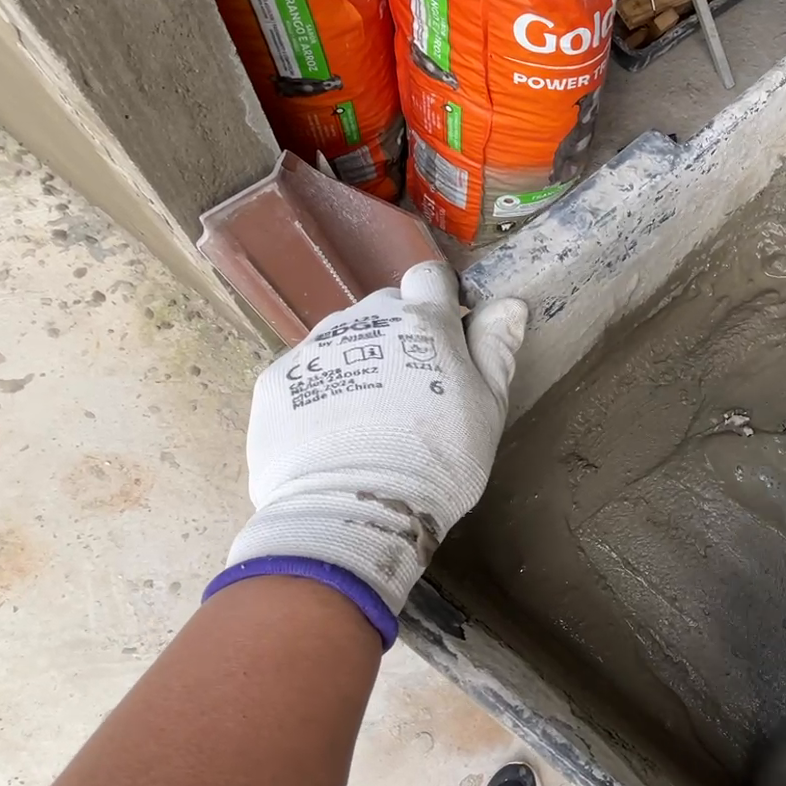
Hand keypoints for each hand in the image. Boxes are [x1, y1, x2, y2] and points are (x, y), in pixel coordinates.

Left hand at [214, 261, 526, 643]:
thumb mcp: (488, 408)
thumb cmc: (438, 458)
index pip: (430, 278)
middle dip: (402, 334)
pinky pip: (308, 372)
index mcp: (421, 322)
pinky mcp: (275, 381)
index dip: (442, 301)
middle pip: (386, 307)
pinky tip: (338, 432)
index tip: (451, 337)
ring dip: (363, 360)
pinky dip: (325, 391)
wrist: (352, 508)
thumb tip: (510, 304)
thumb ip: (496, 351)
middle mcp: (363, 320)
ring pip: (345, 337)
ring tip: (374, 416)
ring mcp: (313, 348)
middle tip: (416, 389)